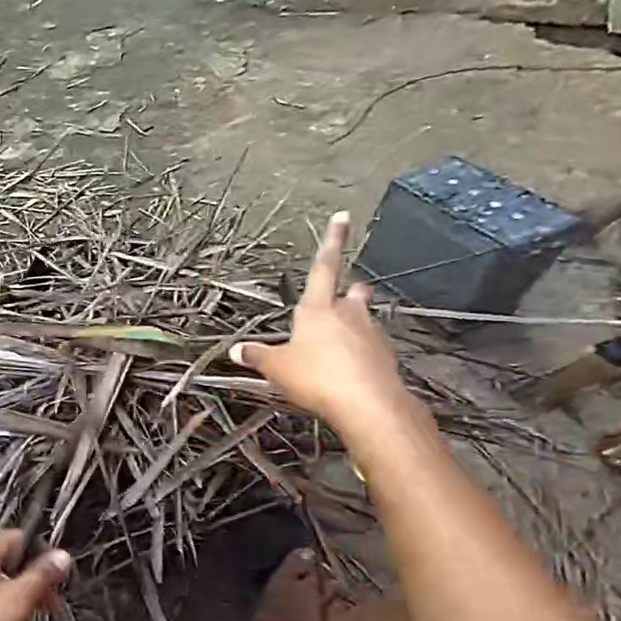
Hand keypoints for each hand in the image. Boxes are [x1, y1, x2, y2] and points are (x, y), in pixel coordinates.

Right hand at [230, 211, 412, 432]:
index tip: (342, 217)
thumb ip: (257, 356)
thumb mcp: (276, 368)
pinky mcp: (384, 355)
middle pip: (350, 292)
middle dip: (345, 291)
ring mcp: (370, 332)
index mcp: (317, 310)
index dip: (331, 241)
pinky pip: (371, 344)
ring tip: (338, 340)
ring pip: (363, 317)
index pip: (323, 267)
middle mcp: (347, 314)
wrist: (366, 403)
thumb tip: (236, 350)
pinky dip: (361, 349)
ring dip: (353, 322)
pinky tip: (350, 366)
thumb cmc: (316, 377)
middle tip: (341, 295)